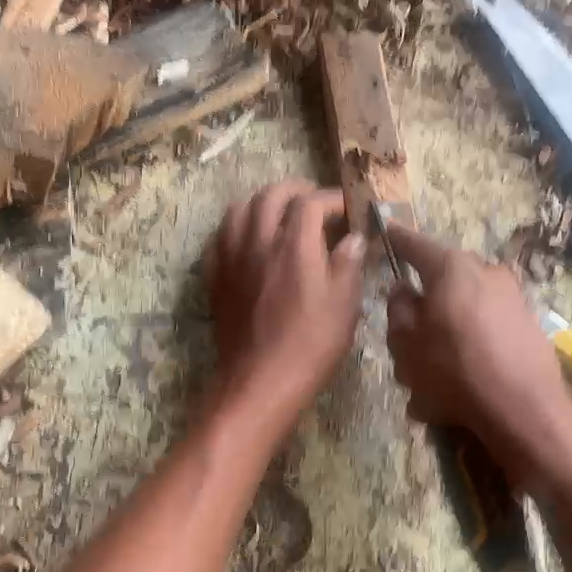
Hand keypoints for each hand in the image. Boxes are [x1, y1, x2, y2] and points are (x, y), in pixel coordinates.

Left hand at [204, 181, 366, 416]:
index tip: (349, 208)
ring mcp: (232, 259)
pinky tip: (249, 241)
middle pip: (271, 195)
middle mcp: (258, 242)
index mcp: (293, 245)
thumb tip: (355, 238)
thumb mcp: (344, 305)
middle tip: (315, 201)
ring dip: (261, 203)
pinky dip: (237, 229)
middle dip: (296, 191)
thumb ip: (348, 264)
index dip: (333, 199)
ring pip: (239, 210)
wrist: (260, 380)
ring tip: (279, 213)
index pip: (312, 203)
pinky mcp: (216, 278)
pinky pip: (220, 238)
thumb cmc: (310, 344)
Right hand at [384, 223, 571, 486]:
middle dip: (426, 297)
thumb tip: (403, 288)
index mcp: (452, 267)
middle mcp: (487, 271)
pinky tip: (461, 377)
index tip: (387, 230)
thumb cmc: (454, 369)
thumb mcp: (405, 342)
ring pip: (466, 304)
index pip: (416, 244)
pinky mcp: (529, 323)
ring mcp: (513, 296)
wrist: (524, 408)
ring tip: (433, 367)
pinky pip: (488, 325)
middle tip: (408, 329)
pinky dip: (472, 343)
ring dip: (449, 326)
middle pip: (445, 277)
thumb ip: (397, 308)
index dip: (397, 239)